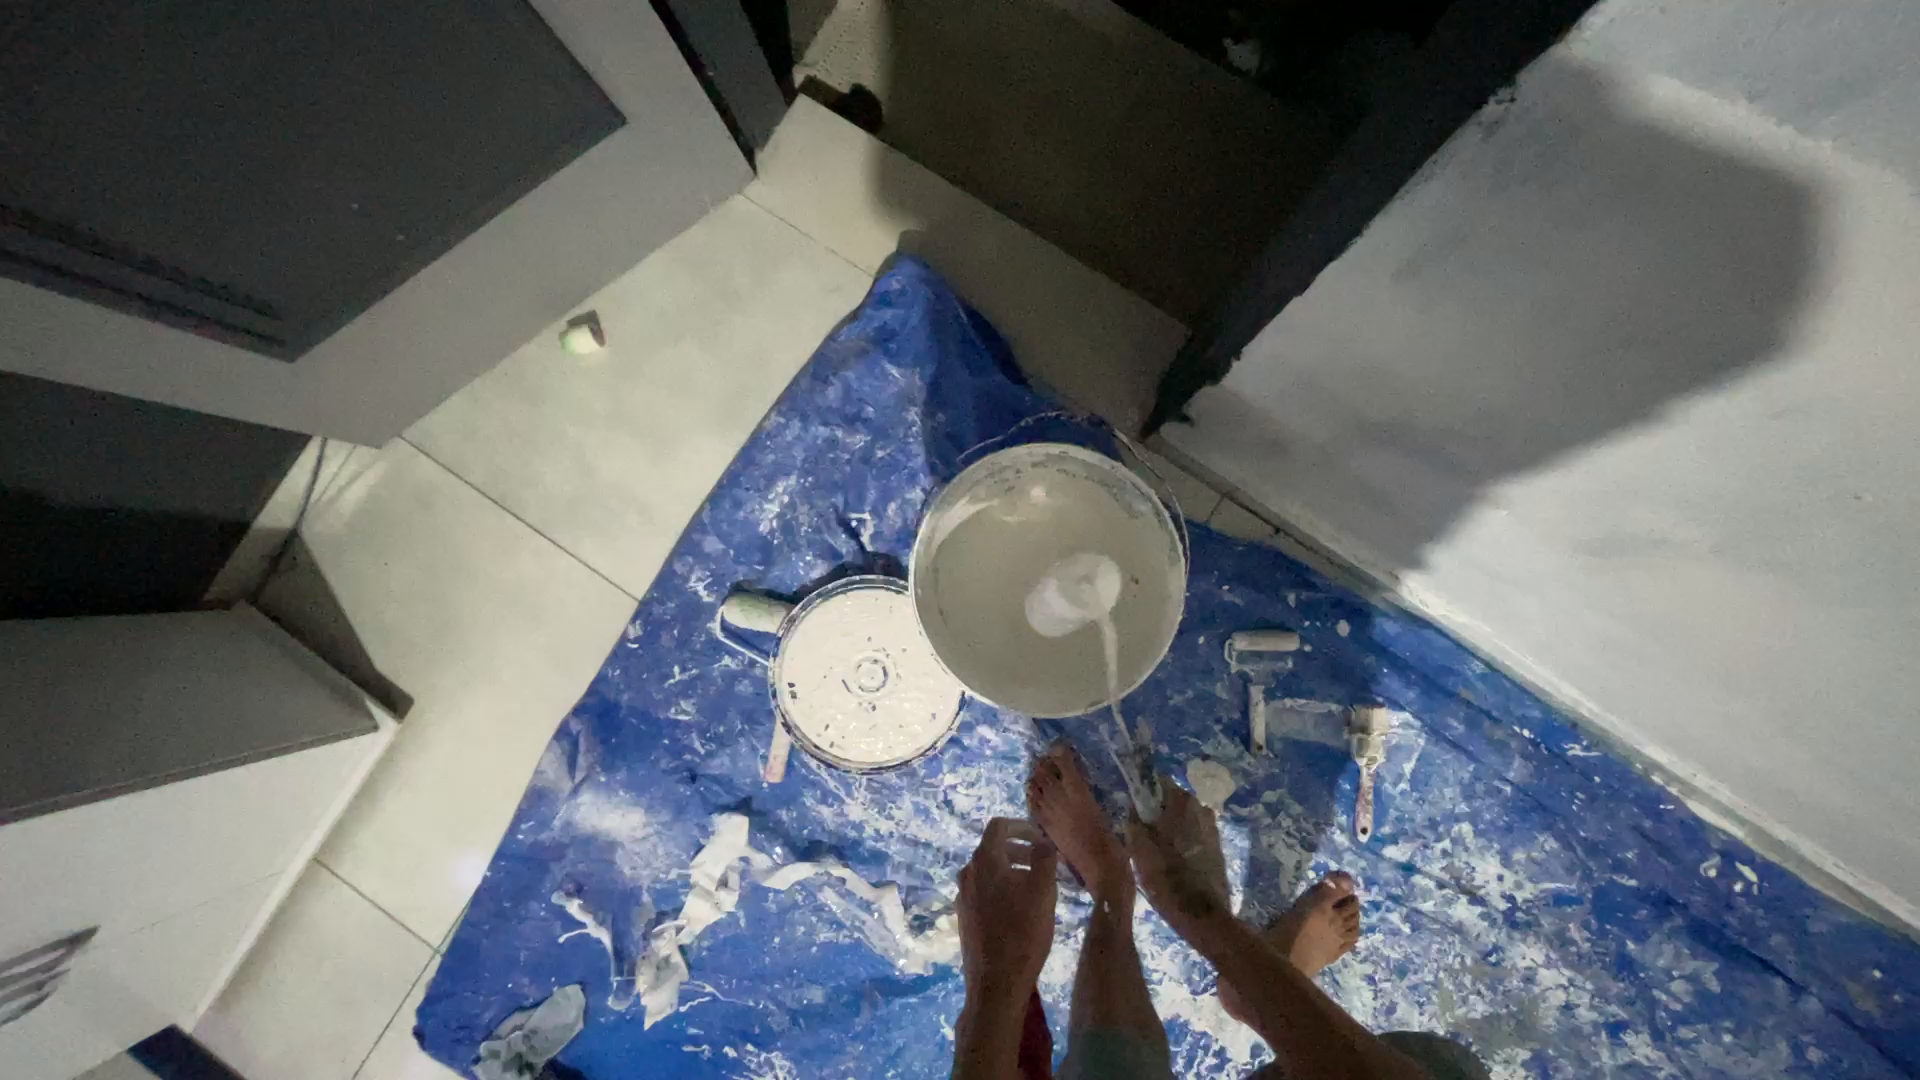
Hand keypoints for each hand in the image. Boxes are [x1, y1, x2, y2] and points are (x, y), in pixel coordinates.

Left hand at [957, 817, 1057, 998]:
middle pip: (993, 848)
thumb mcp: (1043, 891)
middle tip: (1042, 863)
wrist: (994, 984)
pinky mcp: (964, 916)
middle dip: (1019, 849)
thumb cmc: (1022, 933)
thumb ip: (1044, 857)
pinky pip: (984, 890)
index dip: (1021, 826)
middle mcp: (968, 873)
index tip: (1040, 839)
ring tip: (1035, 888)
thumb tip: (1042, 840)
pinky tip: (1019, 910)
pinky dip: (1001, 888)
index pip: (998, 826)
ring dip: (1011, 870)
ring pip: (989, 871)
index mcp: (984, 861)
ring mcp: (963, 896)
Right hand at [1127, 781, 1230, 938]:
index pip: (1158, 781)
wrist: (1202, 917)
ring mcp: (1212, 828)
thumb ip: (1134, 821)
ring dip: (1170, 828)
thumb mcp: (1138, 848)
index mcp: (1182, 802)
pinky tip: (1173, 861)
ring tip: (1156, 851)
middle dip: (1157, 812)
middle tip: (1141, 833)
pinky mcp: (1218, 848)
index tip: (1134, 809)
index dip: (1143, 793)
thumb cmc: (1166, 878)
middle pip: (1172, 801)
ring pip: (1183, 819)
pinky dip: (1182, 842)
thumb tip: (1134, 808)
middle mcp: (1201, 808)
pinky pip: (1193, 835)